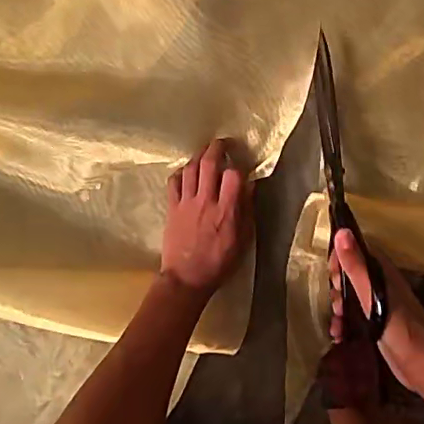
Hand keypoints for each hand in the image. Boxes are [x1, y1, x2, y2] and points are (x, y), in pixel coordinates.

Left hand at [161, 140, 251, 295]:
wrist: (186, 279)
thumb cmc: (219, 263)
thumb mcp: (242, 240)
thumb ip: (246, 211)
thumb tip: (251, 186)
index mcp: (226, 211)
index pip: (233, 175)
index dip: (238, 165)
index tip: (241, 164)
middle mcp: (205, 202)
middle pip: (209, 164)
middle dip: (217, 148)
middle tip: (223, 143)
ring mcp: (186, 203)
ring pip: (191, 168)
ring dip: (199, 155)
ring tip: (206, 152)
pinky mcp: (172, 208)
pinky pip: (174, 181)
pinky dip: (181, 171)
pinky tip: (187, 171)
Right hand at [329, 230, 423, 393]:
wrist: (421, 365)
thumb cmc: (397, 326)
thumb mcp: (371, 293)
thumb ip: (356, 264)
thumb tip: (343, 231)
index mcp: (383, 272)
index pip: (358, 251)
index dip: (341, 257)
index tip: (331, 273)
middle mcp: (382, 285)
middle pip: (353, 274)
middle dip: (338, 284)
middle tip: (335, 301)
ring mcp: (381, 306)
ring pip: (353, 296)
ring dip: (340, 305)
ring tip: (336, 320)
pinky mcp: (379, 326)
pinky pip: (356, 317)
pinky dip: (345, 323)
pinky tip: (339, 334)